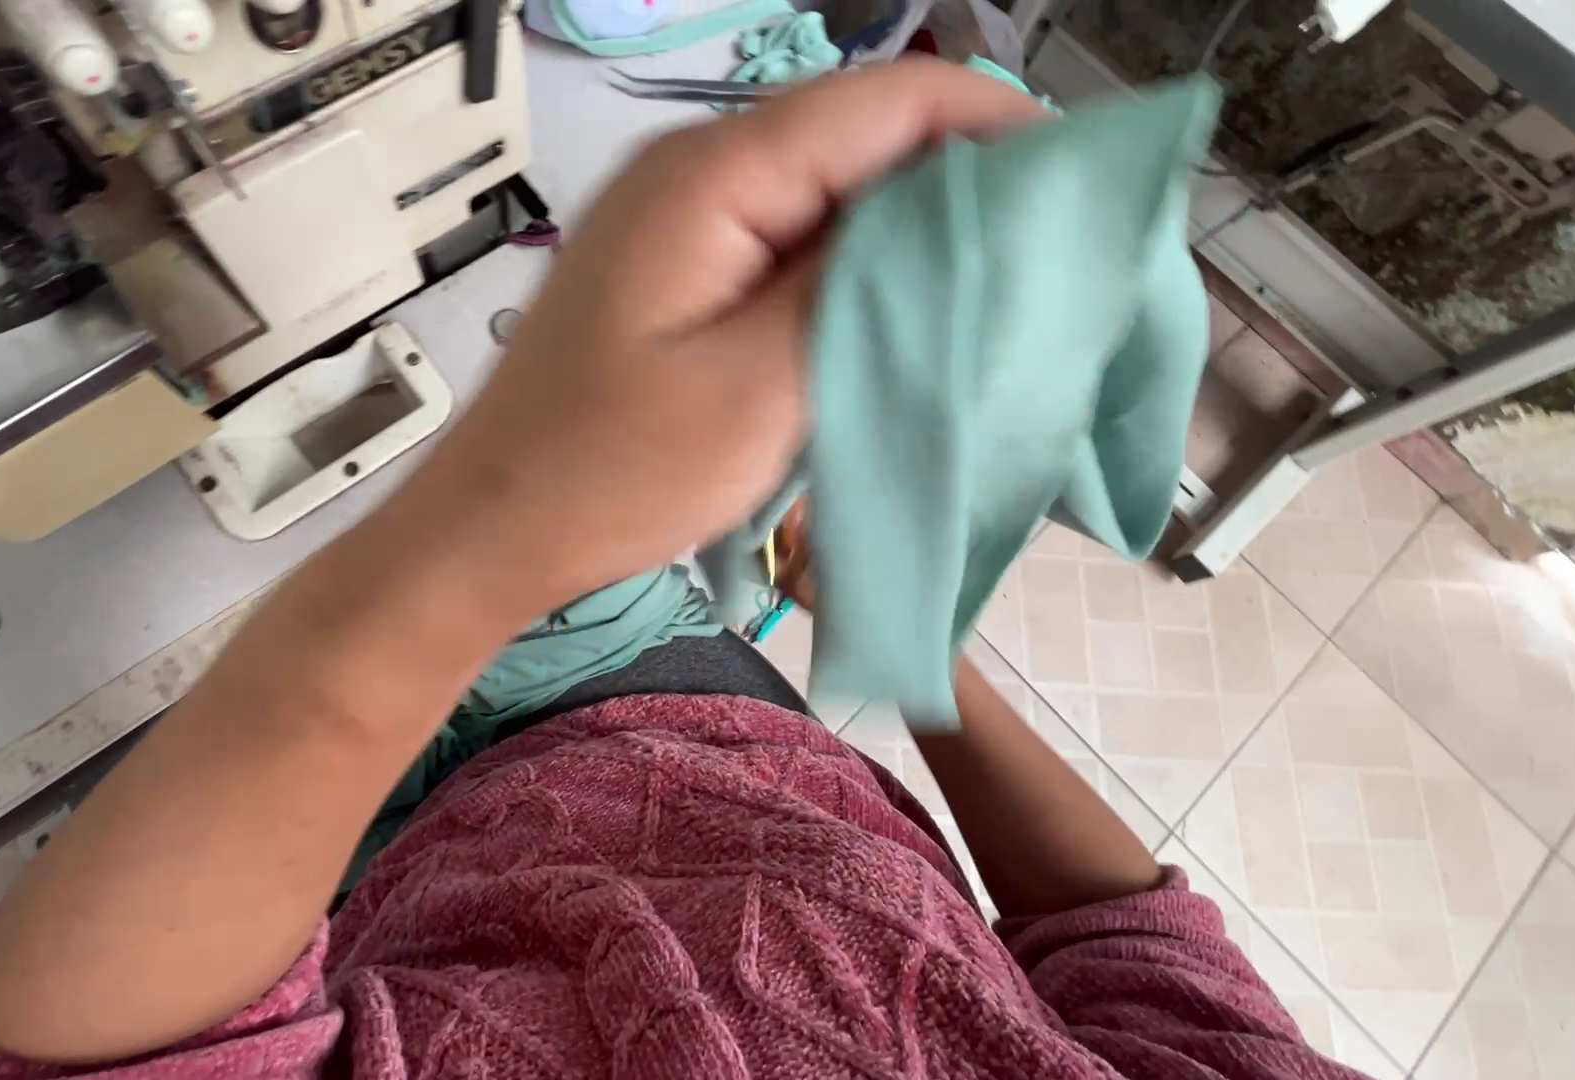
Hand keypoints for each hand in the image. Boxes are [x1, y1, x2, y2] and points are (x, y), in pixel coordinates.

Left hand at [395, 59, 1050, 608]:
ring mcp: (680, 227)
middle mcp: (692, 176)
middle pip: (855, 143)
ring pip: (823, 201)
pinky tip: (879, 328)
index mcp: (710, 179)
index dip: (993, 130)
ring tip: (971, 307)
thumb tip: (949, 218)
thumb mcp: (756, 388)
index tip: (1072, 191)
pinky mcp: (676, 277)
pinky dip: (842, 282)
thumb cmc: (610, 474)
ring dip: (899, 246)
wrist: (501, 525)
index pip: (885, 103)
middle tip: (1030, 269)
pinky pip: (781, 251)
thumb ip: (856, 289)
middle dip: (953, 195)